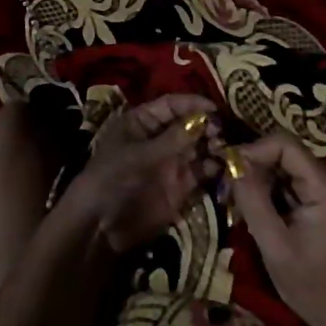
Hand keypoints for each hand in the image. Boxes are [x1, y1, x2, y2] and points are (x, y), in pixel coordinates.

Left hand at [60, 94, 213, 252]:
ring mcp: (169, 162)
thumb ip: (171, 139)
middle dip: (205, 125)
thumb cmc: (113, 177)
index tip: (215, 108)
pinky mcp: (179, 186)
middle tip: (221, 132)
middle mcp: (157, 139)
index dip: (191, 103)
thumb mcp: (139, 155)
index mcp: (140, 122)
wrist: (101, 222)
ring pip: (197, 148)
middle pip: (187, 125)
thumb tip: (201, 121)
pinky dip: (212, 168)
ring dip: (212, 146)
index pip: (169, 105)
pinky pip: (200, 171)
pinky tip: (220, 167)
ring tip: (224, 148)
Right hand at [230, 134, 325, 325]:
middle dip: (253, 164)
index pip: (285, 145)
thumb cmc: (308, 283)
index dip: (254, 150)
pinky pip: (288, 178)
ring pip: (283, 164)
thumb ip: (253, 199)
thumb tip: (232, 162)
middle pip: (283, 151)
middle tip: (229, 188)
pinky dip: (268, 187)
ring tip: (238, 200)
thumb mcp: (273, 243)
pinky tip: (255, 209)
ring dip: (258, 177)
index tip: (230, 170)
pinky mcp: (320, 198)